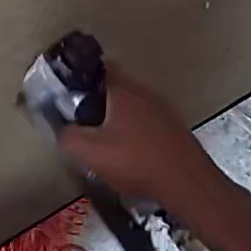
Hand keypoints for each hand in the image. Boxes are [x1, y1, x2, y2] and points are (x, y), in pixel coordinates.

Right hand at [58, 69, 222, 203]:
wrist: (186, 182)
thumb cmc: (137, 162)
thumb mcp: (90, 153)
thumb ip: (69, 138)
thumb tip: (63, 132)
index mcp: (123, 91)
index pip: (100, 68)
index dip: (82, 79)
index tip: (70, 95)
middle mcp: (145, 94)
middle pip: (115, 91)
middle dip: (98, 106)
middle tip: (84, 126)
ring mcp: (164, 111)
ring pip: (132, 109)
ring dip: (117, 122)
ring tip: (106, 146)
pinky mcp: (174, 129)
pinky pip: (147, 124)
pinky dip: (135, 135)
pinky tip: (131, 157)